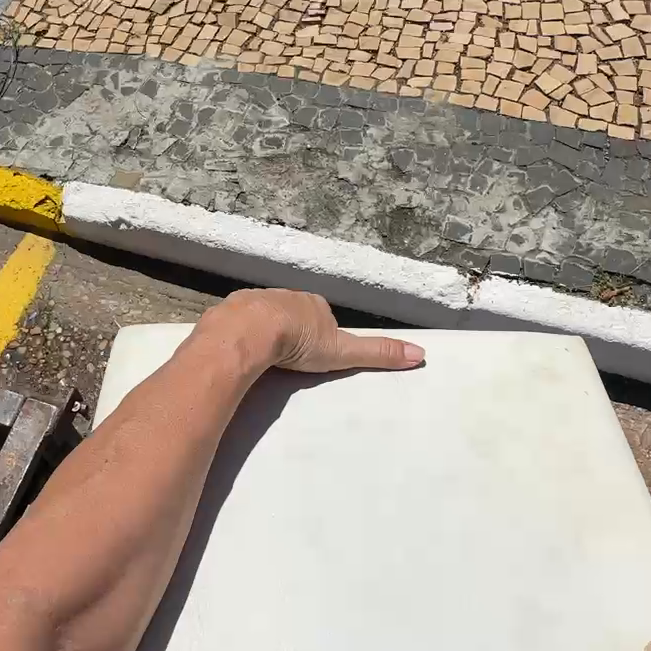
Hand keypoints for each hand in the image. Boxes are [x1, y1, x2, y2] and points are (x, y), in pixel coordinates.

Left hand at [191, 289, 423, 375]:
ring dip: (266, 329)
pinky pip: (239, 321)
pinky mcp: (230, 312)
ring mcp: (255, 301)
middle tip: (290, 354)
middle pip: (293, 313)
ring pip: (265, 315)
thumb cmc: (299, 341)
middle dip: (292, 328)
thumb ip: (377, 353)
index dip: (320, 332)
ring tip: (264, 352)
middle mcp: (285, 296)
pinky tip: (241, 347)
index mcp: (312, 304)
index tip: (316, 350)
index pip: (321, 316)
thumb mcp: (343, 351)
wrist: (250, 331)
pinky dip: (242, 332)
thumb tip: (419, 354)